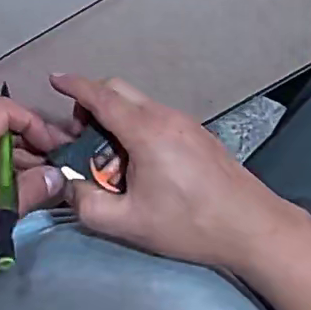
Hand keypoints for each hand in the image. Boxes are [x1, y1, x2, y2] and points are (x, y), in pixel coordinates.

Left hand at [0, 97, 75, 294]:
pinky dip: (8, 181)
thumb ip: (31, 189)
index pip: (4, 111)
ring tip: (52, 186)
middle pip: (2, 132)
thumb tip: (59, 175)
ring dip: (24, 167)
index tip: (56, 149)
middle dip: (34, 148)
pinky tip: (28, 197)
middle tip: (63, 170)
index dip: (34, 124)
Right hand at [50, 73, 302, 271]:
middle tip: (80, 132)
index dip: (73, 86)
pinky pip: (154, 113)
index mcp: (144, 131)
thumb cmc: (191, 225)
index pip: (100, 96)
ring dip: (114, 114)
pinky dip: (134, 122)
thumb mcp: (131, 224)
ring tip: (110, 154)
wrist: (256, 229)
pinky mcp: (197, 132)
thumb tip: (70, 186)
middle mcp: (163, 116)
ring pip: (137, 101)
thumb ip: (88, 206)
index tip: (54, 80)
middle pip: (117, 89)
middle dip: (91, 100)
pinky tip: (141, 159)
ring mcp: (184, 121)